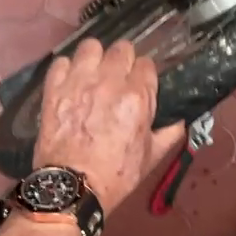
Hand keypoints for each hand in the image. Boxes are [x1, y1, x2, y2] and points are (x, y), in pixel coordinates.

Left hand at [34, 39, 184, 211]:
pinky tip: (70, 81)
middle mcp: (110, 81)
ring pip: (90, 47)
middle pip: (121, 48)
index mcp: (137, 96)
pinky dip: (67, 69)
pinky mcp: (54, 89)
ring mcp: (79, 82)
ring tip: (94, 72)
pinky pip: (60, 62)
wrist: (72, 188)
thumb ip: (169, 133)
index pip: (146, 64)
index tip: (140, 84)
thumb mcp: (152, 157)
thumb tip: (180, 120)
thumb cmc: (116, 175)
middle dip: (123, 61)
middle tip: (119, 77)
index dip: (144, 74)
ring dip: (95, 57)